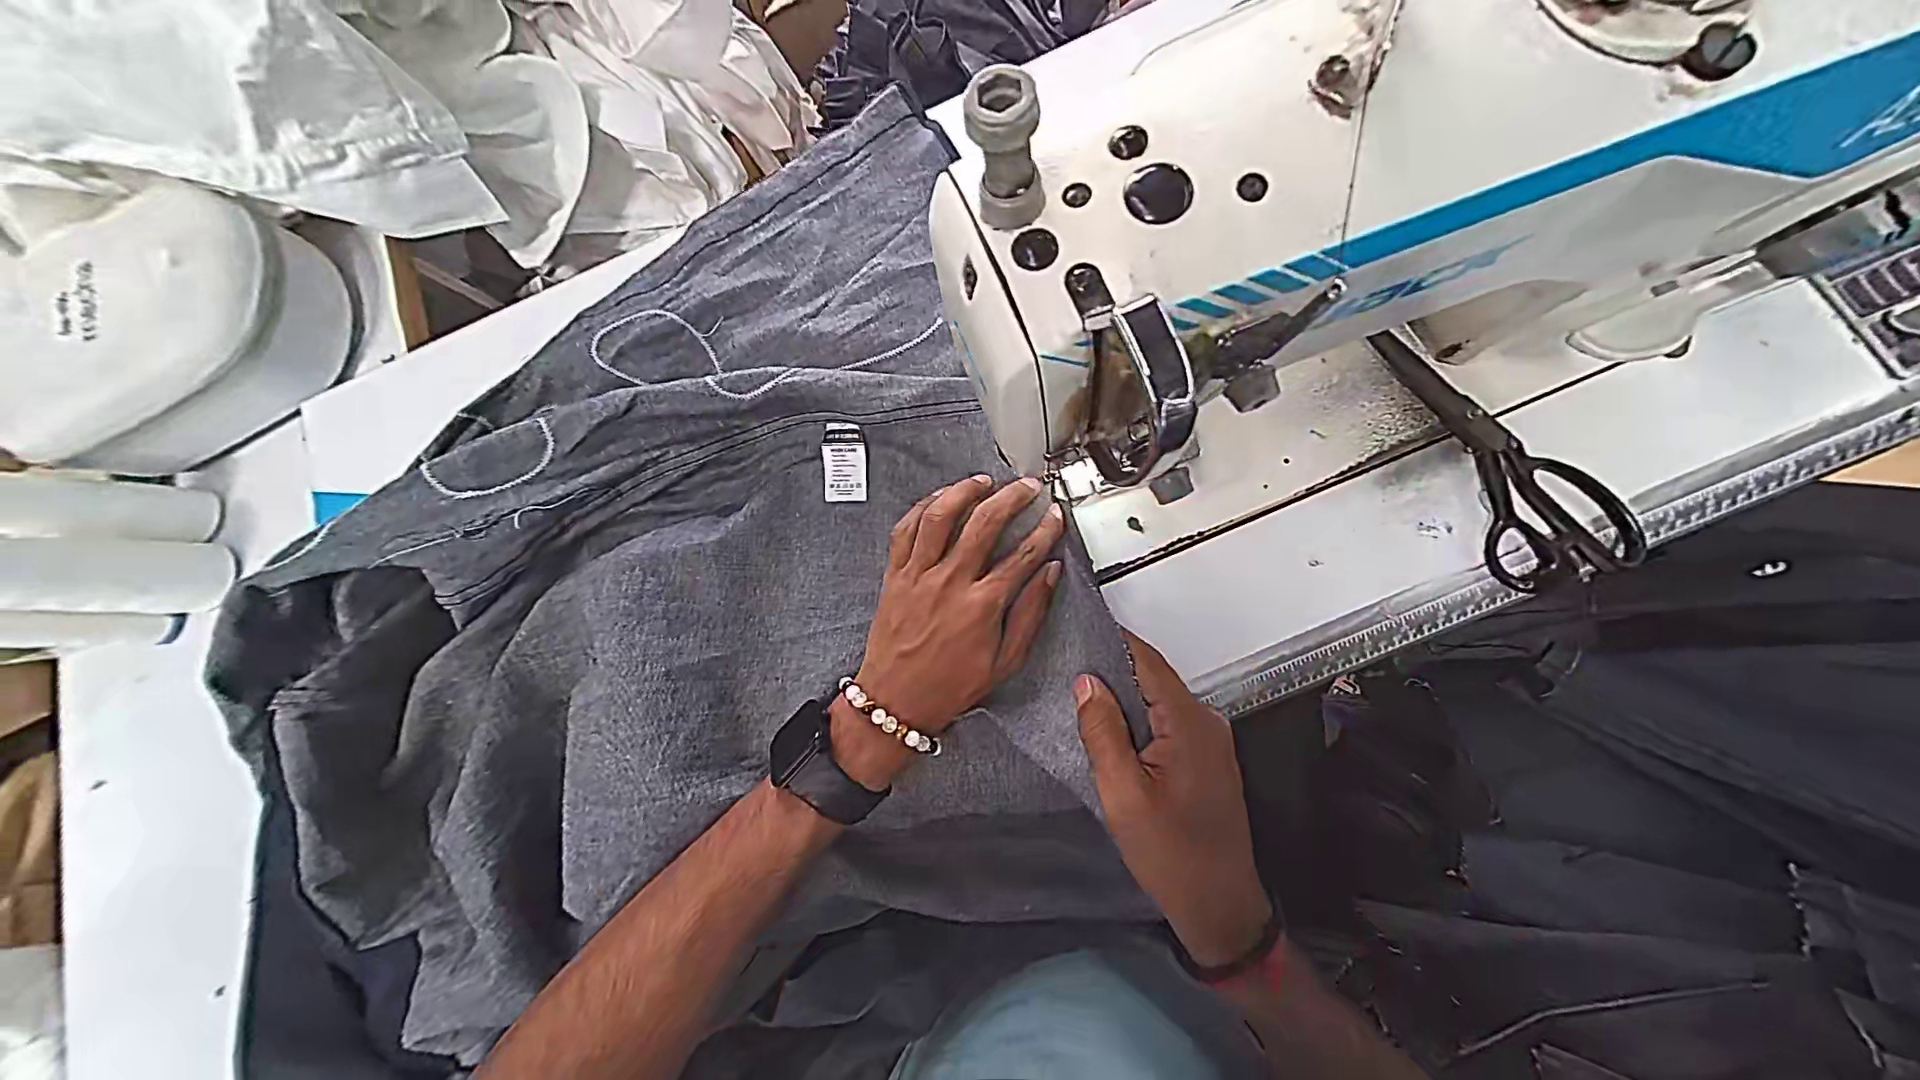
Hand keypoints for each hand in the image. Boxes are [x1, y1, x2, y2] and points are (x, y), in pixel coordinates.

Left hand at [834, 474, 1066, 788]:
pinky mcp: (895, 576)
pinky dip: (922, 508)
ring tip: (983, 481)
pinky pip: (905, 530)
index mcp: (981, 606)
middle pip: (985, 524)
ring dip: (964, 491)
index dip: (1044, 530)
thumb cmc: (948, 685)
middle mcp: (949, 583)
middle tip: (1026, 488)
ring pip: (941, 517)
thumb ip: (1031, 615)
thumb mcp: (1005, 662)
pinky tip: (938, 498)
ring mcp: (919, 576)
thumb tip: (1049, 576)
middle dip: (1011, 498)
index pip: (1022, 555)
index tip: (1054, 517)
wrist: (897, 699)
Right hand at [1075, 632, 1272, 966]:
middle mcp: (1207, 722)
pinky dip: (1142, 717)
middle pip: (1155, 678)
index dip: (1115, 640)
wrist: (1219, 905)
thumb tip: (1087, 683)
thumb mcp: (1122, 793)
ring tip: (1086, 697)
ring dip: (1127, 696)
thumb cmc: (1171, 854)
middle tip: (1072, 667)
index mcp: (1189, 724)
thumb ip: (1103, 731)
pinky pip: (1170, 721)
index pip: (1148, 662)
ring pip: (1161, 700)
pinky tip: (1116, 730)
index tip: (1081, 628)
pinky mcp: (1208, 758)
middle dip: (1114, 669)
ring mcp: (1212, 740)